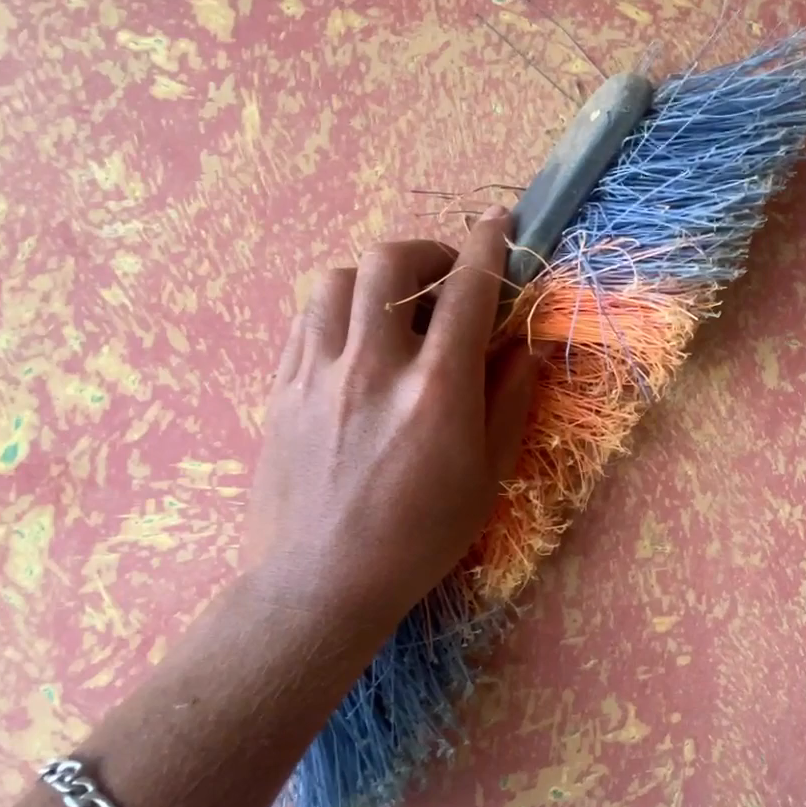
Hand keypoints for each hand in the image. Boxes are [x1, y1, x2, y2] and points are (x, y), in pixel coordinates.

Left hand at [242, 206, 545, 628]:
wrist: (318, 584)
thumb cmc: (420, 535)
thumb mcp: (488, 475)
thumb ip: (511, 400)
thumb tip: (525, 347)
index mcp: (436, 389)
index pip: (468, 290)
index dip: (488, 244)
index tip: (499, 222)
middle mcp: (374, 366)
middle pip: (389, 262)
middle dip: (426, 250)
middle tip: (445, 277)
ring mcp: (317, 373)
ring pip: (335, 279)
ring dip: (374, 279)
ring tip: (393, 309)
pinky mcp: (280, 388)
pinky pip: (306, 318)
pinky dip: (339, 309)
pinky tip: (355, 341)